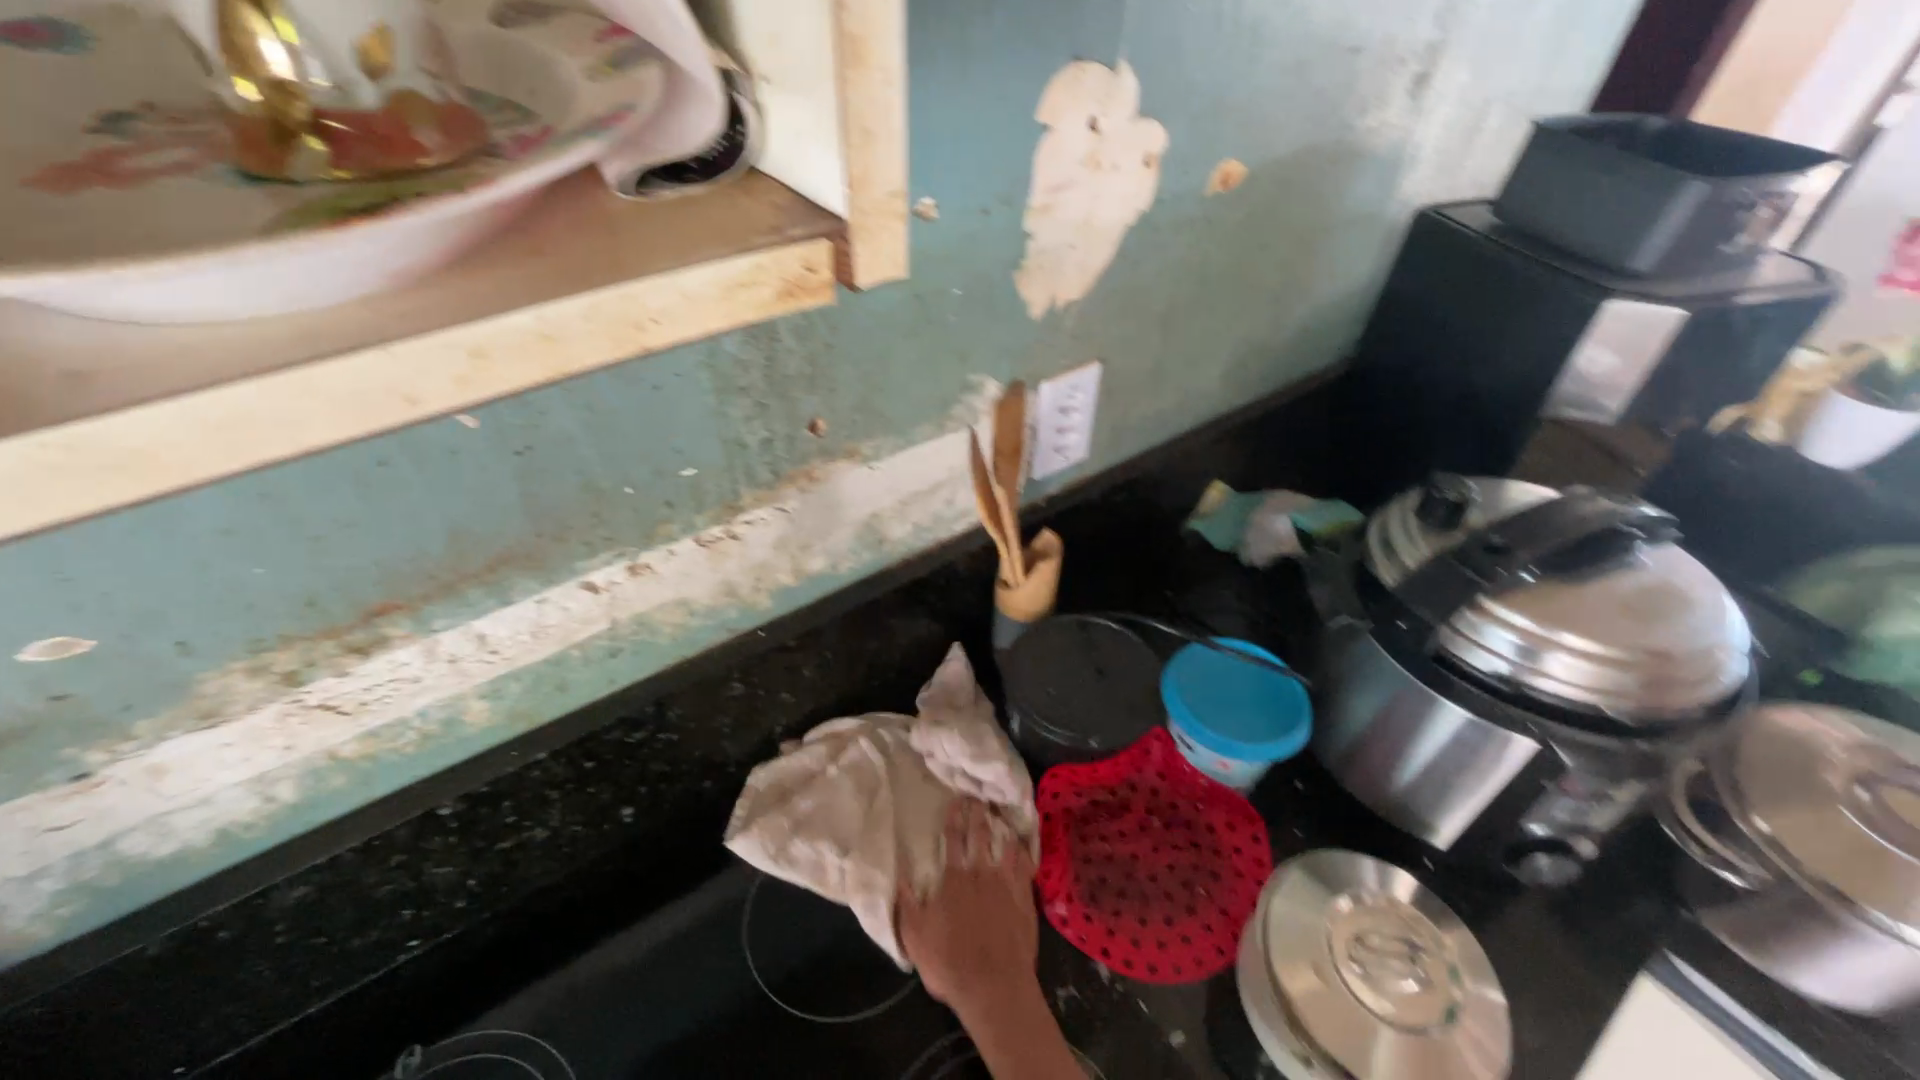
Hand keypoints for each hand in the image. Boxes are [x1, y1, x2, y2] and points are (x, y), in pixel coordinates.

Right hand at [897, 797, 1038, 1013]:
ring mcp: (1006, 886)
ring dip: (1003, 828)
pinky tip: (1023, 847)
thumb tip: (900, 871)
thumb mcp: (914, 935)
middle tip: (980, 796)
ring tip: (1003, 813)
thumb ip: (906, 900)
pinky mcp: (1026, 900)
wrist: (993, 986)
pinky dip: (1023, 854)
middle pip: (980, 836)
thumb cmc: (948, 962)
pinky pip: (1025, 869)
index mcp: (953, 879)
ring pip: (1006, 847)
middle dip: (979, 814)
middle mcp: (981, 874)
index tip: (956, 800)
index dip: (954, 817)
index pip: (953, 839)